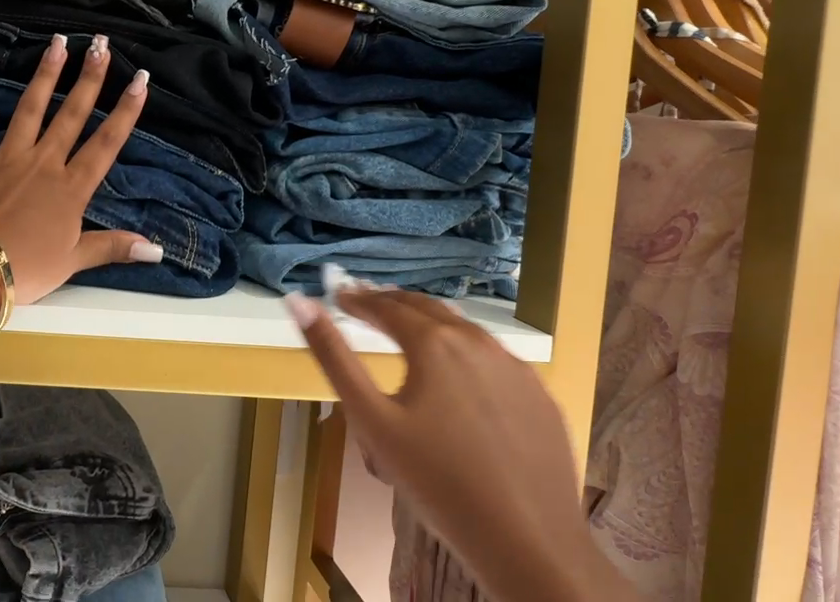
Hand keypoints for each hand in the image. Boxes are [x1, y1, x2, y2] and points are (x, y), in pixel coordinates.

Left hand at [0, 34, 162, 303]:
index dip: (126, 111)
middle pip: (72, 115)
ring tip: (59, 43)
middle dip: (90, 78)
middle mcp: (43, 163)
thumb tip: (157, 249)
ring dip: (46, 74)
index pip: (106, 143)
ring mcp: (8, 157)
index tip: (141, 80)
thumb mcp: (73, 262)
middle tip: (102, 44)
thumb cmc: (25, 268)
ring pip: (31, 108)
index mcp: (70, 188)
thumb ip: (112, 247)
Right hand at [290, 288, 638, 601]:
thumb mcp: (369, 418)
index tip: (337, 295)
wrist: (529, 544)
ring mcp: (517, 369)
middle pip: (427, 309)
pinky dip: (466, 351)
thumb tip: (298, 301)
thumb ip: (332, 355)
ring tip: (406, 329)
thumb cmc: (436, 480)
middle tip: (365, 303)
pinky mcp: (542, 397)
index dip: (357, 299)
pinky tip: (458, 372)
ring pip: (465, 330)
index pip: (386, 306)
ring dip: (430, 322)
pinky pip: (495, 358)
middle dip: (392, 303)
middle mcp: (478, 342)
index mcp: (434, 342)